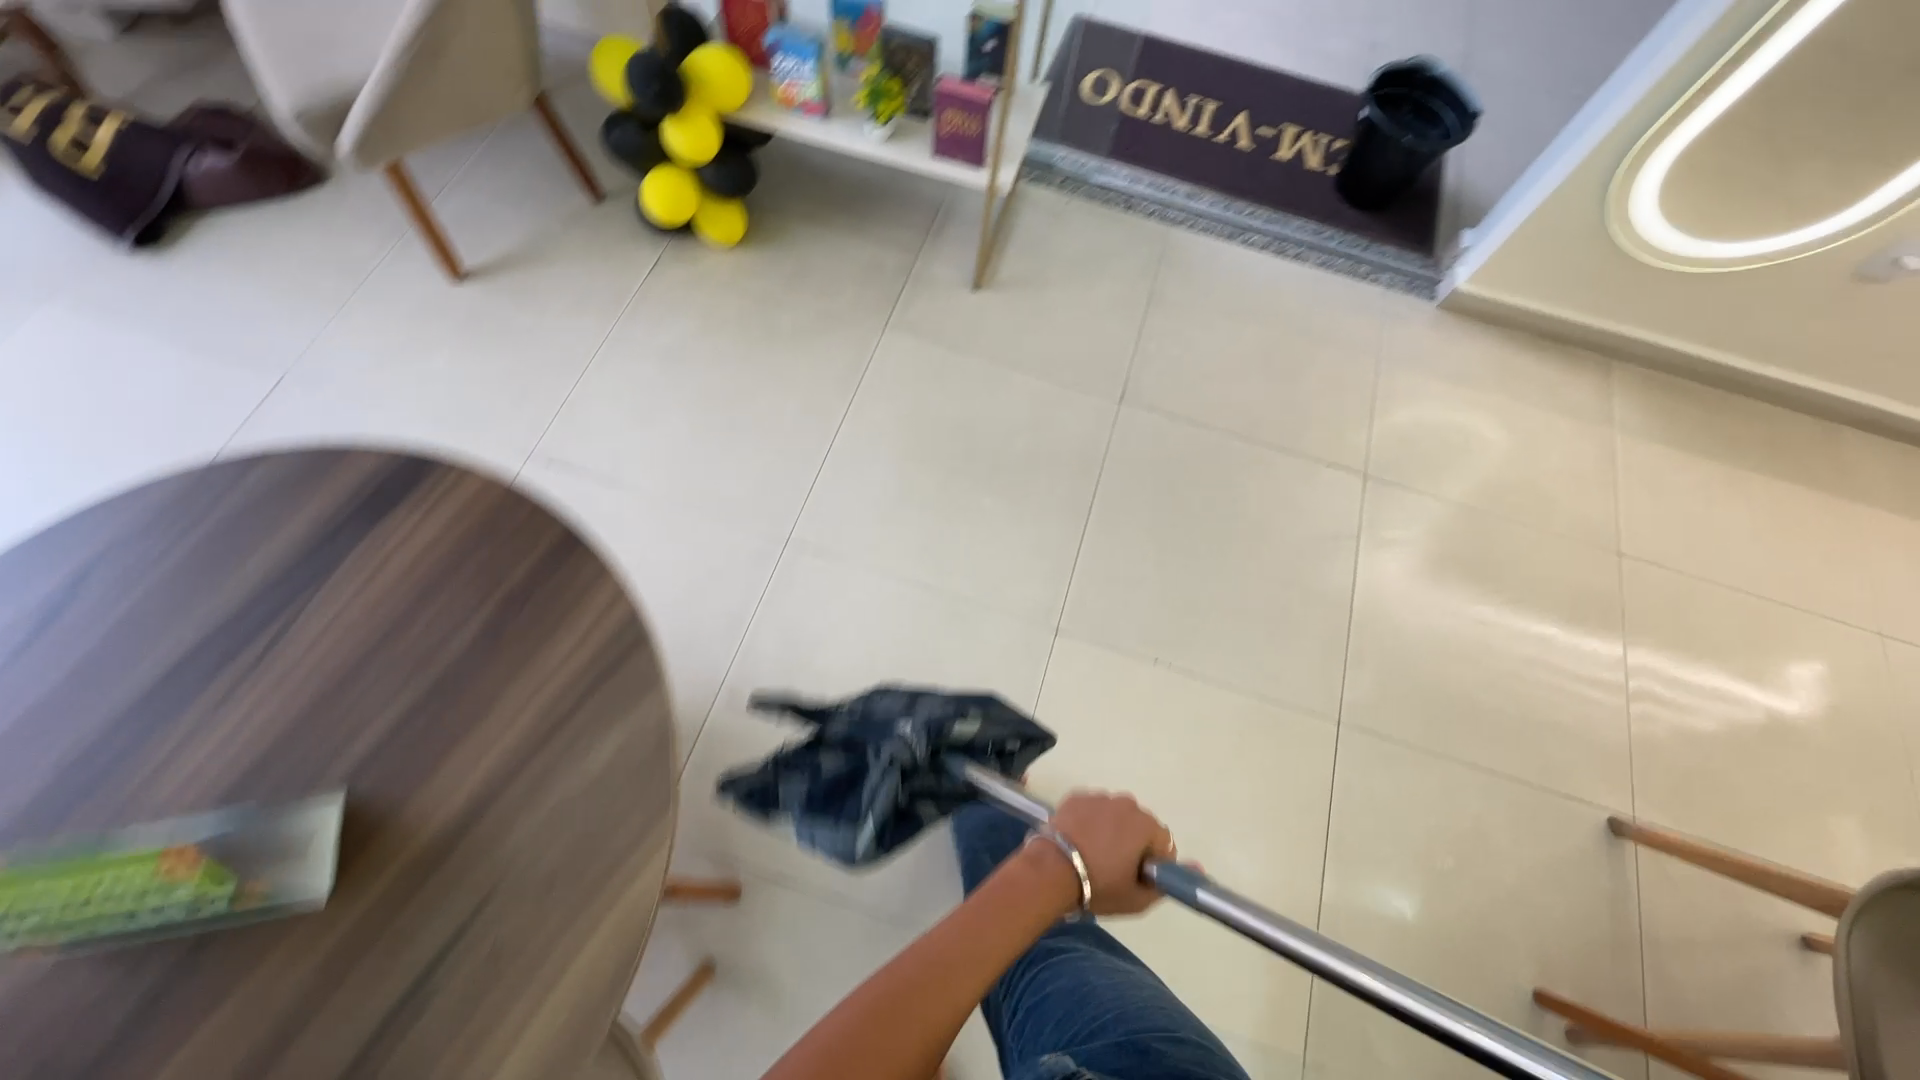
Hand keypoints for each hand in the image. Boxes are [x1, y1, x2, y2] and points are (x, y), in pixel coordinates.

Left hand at [1043, 790, 1174, 916]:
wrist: (1050, 870)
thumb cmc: (1098, 886)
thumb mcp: (1138, 898)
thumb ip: (1169, 882)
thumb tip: (1198, 867)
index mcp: (1146, 825)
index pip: (1161, 843)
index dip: (1150, 863)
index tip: (1133, 876)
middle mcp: (1126, 803)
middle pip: (1138, 825)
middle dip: (1130, 842)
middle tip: (1111, 867)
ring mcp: (1098, 797)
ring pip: (1114, 815)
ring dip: (1109, 830)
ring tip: (1090, 854)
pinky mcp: (1075, 796)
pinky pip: (1091, 809)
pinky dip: (1088, 821)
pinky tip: (1076, 840)